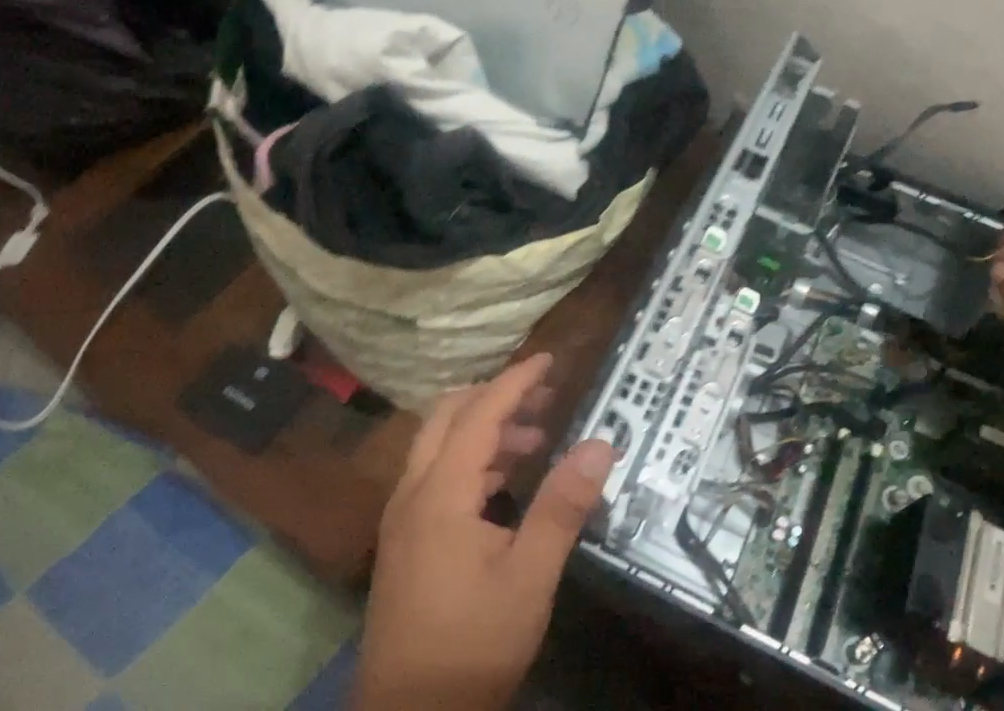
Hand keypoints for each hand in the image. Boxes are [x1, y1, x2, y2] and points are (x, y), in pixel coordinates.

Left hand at [356, 354, 618, 710]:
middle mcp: (412, 494)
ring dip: (484, 430)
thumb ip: (562, 507)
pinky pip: (436, 476)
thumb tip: (600, 444)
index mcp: (440, 494)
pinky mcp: (405, 541)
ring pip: (438, 447)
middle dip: (494, 396)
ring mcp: (403, 518)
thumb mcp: (530, 576)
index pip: (479, 415)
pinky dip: (472, 461)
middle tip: (544, 396)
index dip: (515, 381)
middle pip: (446, 418)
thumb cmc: (473, 643)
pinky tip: (506, 484)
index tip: (549, 359)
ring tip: (537, 439)